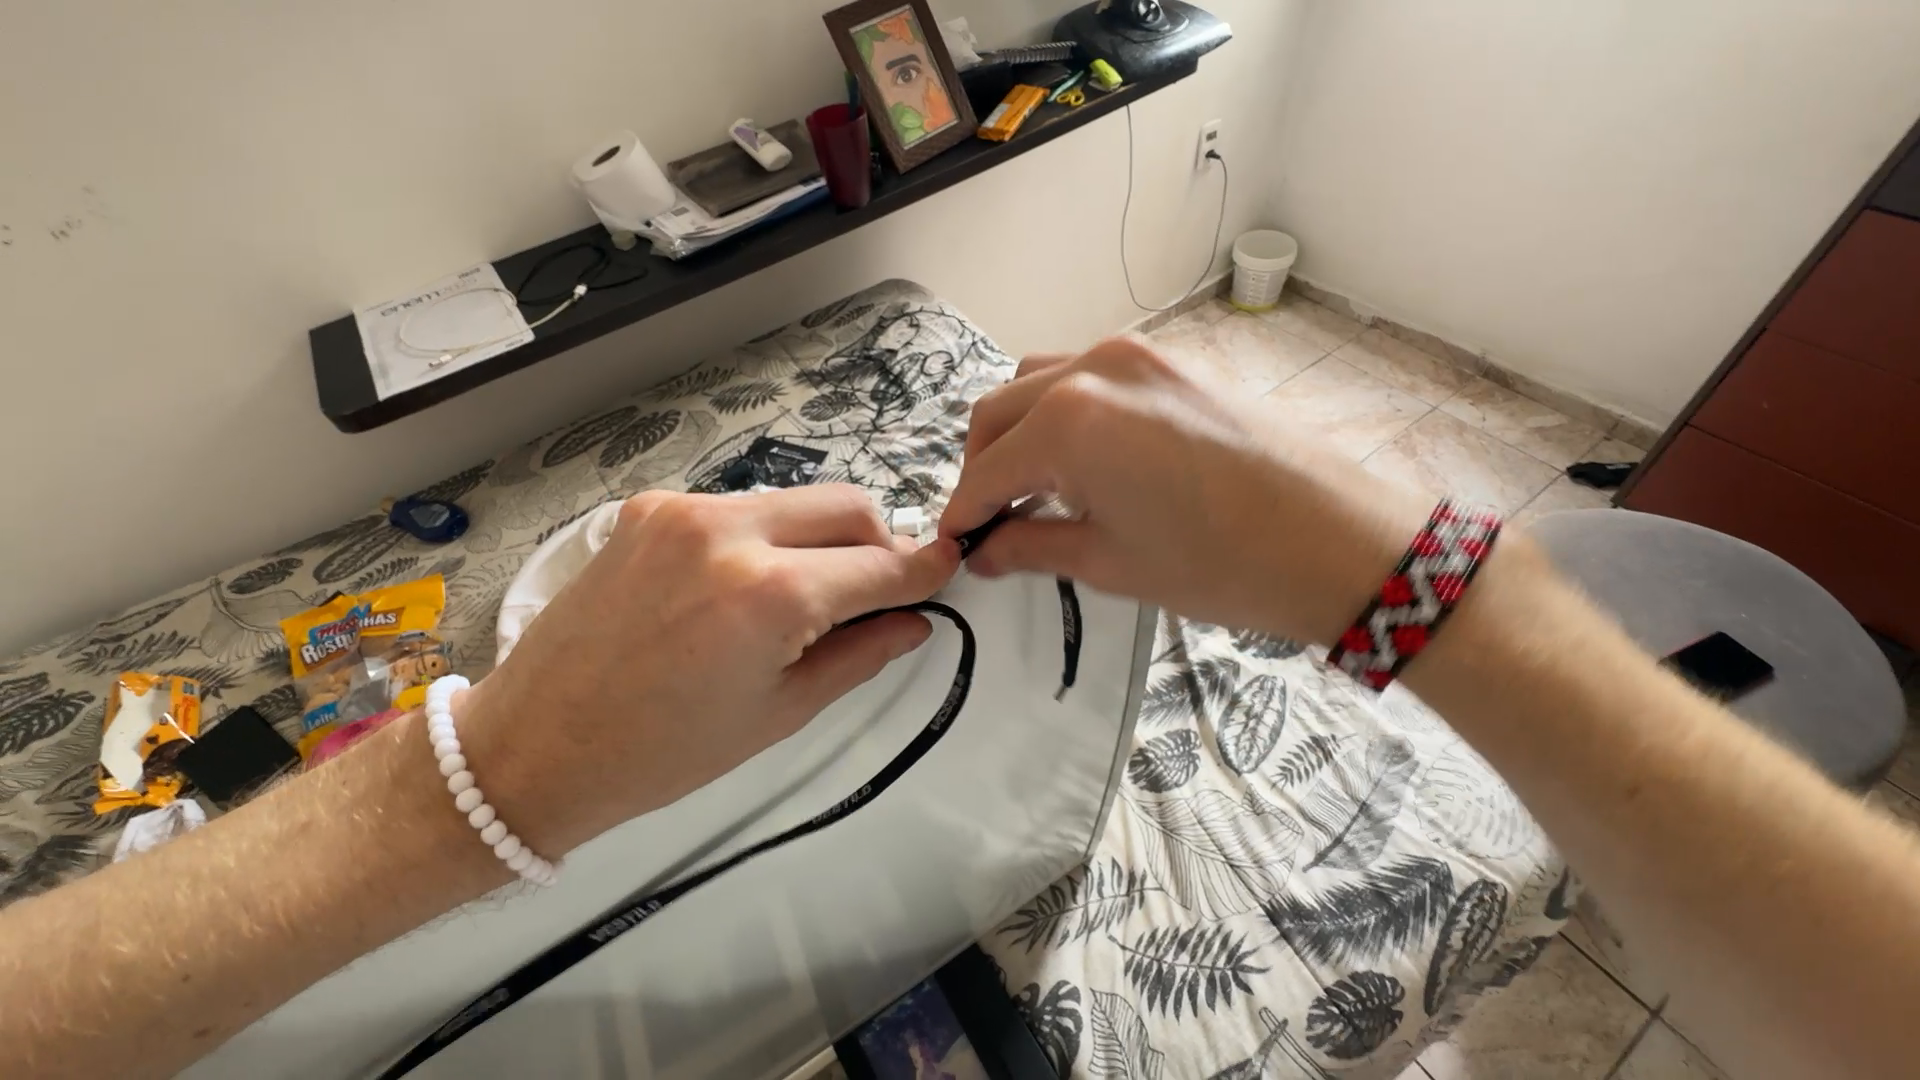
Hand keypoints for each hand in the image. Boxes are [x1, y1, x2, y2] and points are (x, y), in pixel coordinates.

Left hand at [456, 485, 959, 855]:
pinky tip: (744, 584)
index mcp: (768, 594)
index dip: (923, 568)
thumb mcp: (781, 711)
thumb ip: (860, 654)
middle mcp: (729, 530)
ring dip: (821, 539)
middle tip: (879, 589)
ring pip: (794, 501)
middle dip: (879, 541)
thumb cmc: (664, 752)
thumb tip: (914, 620)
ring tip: (807, 594)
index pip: (879, 564)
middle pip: (846, 505)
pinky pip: (740, 508)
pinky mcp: (650, 507)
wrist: (532, 746)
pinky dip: (766, 537)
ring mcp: (683, 510)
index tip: (947, 567)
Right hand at [940, 338, 1431, 644]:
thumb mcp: (1111, 563)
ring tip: (1032, 488)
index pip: (986, 469)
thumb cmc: (1223, 564)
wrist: (1343, 540)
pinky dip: (1063, 412)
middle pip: (998, 412)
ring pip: (1039, 383)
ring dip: (1018, 432)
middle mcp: (1093, 369)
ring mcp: (1136, 356)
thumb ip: (1032, 546)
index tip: (955, 546)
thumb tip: (985, 550)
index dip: (963, 512)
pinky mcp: (1170, 362)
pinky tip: (1081, 460)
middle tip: (989, 522)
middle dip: (981, 468)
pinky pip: (1088, 376)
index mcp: (1070, 421)